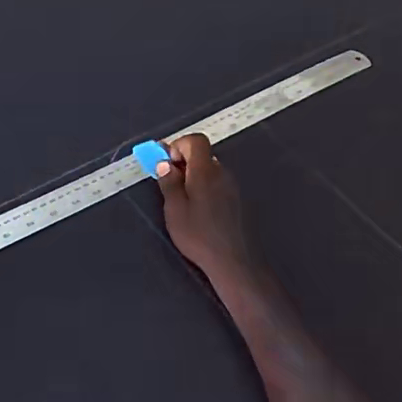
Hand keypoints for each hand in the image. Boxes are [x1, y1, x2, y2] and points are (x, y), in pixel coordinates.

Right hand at [155, 133, 259, 282]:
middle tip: (170, 183)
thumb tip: (164, 164)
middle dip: (183, 163)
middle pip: (202, 155)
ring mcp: (232, 186)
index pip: (196, 140)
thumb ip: (169, 182)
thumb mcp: (175, 209)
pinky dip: (204, 187)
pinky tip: (199, 210)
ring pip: (210, 170)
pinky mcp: (237, 200)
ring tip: (183, 201)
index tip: (167, 164)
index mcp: (206, 171)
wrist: (234, 260)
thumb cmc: (199, 235)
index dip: (179, 145)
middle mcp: (222, 173)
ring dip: (194, 176)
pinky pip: (217, 183)